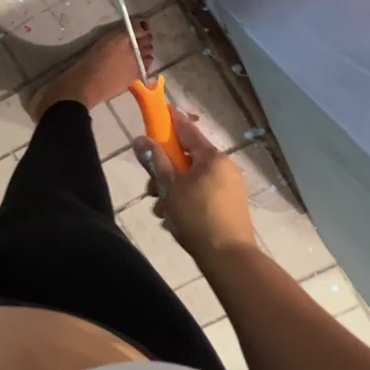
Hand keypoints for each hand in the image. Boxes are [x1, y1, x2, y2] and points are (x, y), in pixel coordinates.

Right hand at [135, 109, 256, 261]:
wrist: (229, 258)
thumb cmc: (197, 217)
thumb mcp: (171, 187)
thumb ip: (155, 161)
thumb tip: (140, 139)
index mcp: (212, 157)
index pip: (187, 129)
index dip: (169, 119)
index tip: (156, 111)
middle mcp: (224, 167)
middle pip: (186, 158)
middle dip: (165, 170)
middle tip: (153, 187)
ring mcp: (229, 188)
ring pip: (192, 179)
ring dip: (173, 191)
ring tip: (163, 212)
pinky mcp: (230, 206)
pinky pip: (201, 195)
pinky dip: (186, 201)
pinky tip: (175, 220)